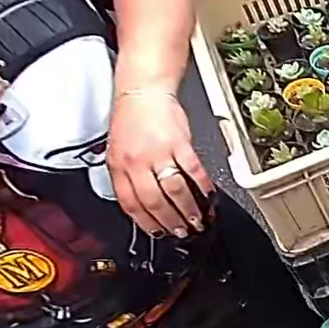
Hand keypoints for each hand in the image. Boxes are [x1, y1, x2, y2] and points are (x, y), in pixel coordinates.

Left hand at [108, 90, 211, 237]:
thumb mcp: (119, 151)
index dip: (146, 223)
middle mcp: (137, 163)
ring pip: (173, 190)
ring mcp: (159, 154)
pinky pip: (193, 170)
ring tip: (197, 220)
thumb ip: (130, 176)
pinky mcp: (180, 144)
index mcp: (119, 167)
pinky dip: (203, 185)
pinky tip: (209, 194)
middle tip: (182, 232)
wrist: (143, 94)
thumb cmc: (133, 120)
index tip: (159, 233)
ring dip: (187, 209)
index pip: (130, 203)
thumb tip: (145, 201)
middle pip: (153, 201)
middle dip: (170, 221)